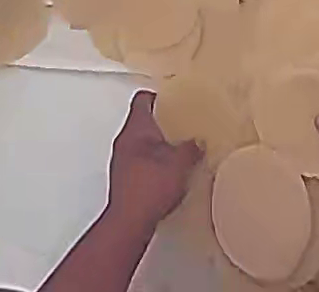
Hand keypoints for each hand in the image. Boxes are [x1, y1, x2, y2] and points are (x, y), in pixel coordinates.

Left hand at [106, 92, 202, 228]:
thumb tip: (198, 142)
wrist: (129, 223)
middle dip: (159, 123)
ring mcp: (119, 162)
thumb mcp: (180, 162)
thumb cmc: (152, 184)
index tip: (170, 99)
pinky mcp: (121, 182)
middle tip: (178, 126)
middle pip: (140, 121)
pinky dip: (150, 164)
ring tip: (175, 152)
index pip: (142, 99)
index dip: (156, 96)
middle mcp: (124, 140)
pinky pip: (136, 163)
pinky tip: (165, 176)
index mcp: (136, 127)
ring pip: (138, 143)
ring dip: (154, 146)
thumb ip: (191, 148)